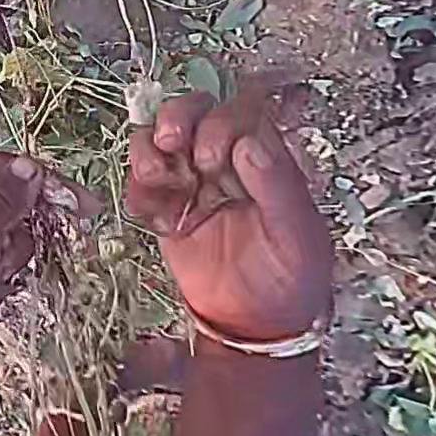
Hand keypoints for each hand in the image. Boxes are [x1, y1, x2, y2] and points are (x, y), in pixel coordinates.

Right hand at [126, 94, 332, 342]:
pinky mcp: (163, 202)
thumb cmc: (288, 276)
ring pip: (157, 136)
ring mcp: (189, 177)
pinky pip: (138, 181)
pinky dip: (138, 191)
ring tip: (158, 179)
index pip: (237, 109)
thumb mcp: (297, 237)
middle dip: (176, 118)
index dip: (218, 122)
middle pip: (192, 110)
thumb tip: (248, 144)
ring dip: (148, 149)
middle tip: (171, 142)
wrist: (253, 325)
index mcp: (261, 155)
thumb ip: (278, 187)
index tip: (212, 157)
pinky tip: (156, 219)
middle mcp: (222, 156)